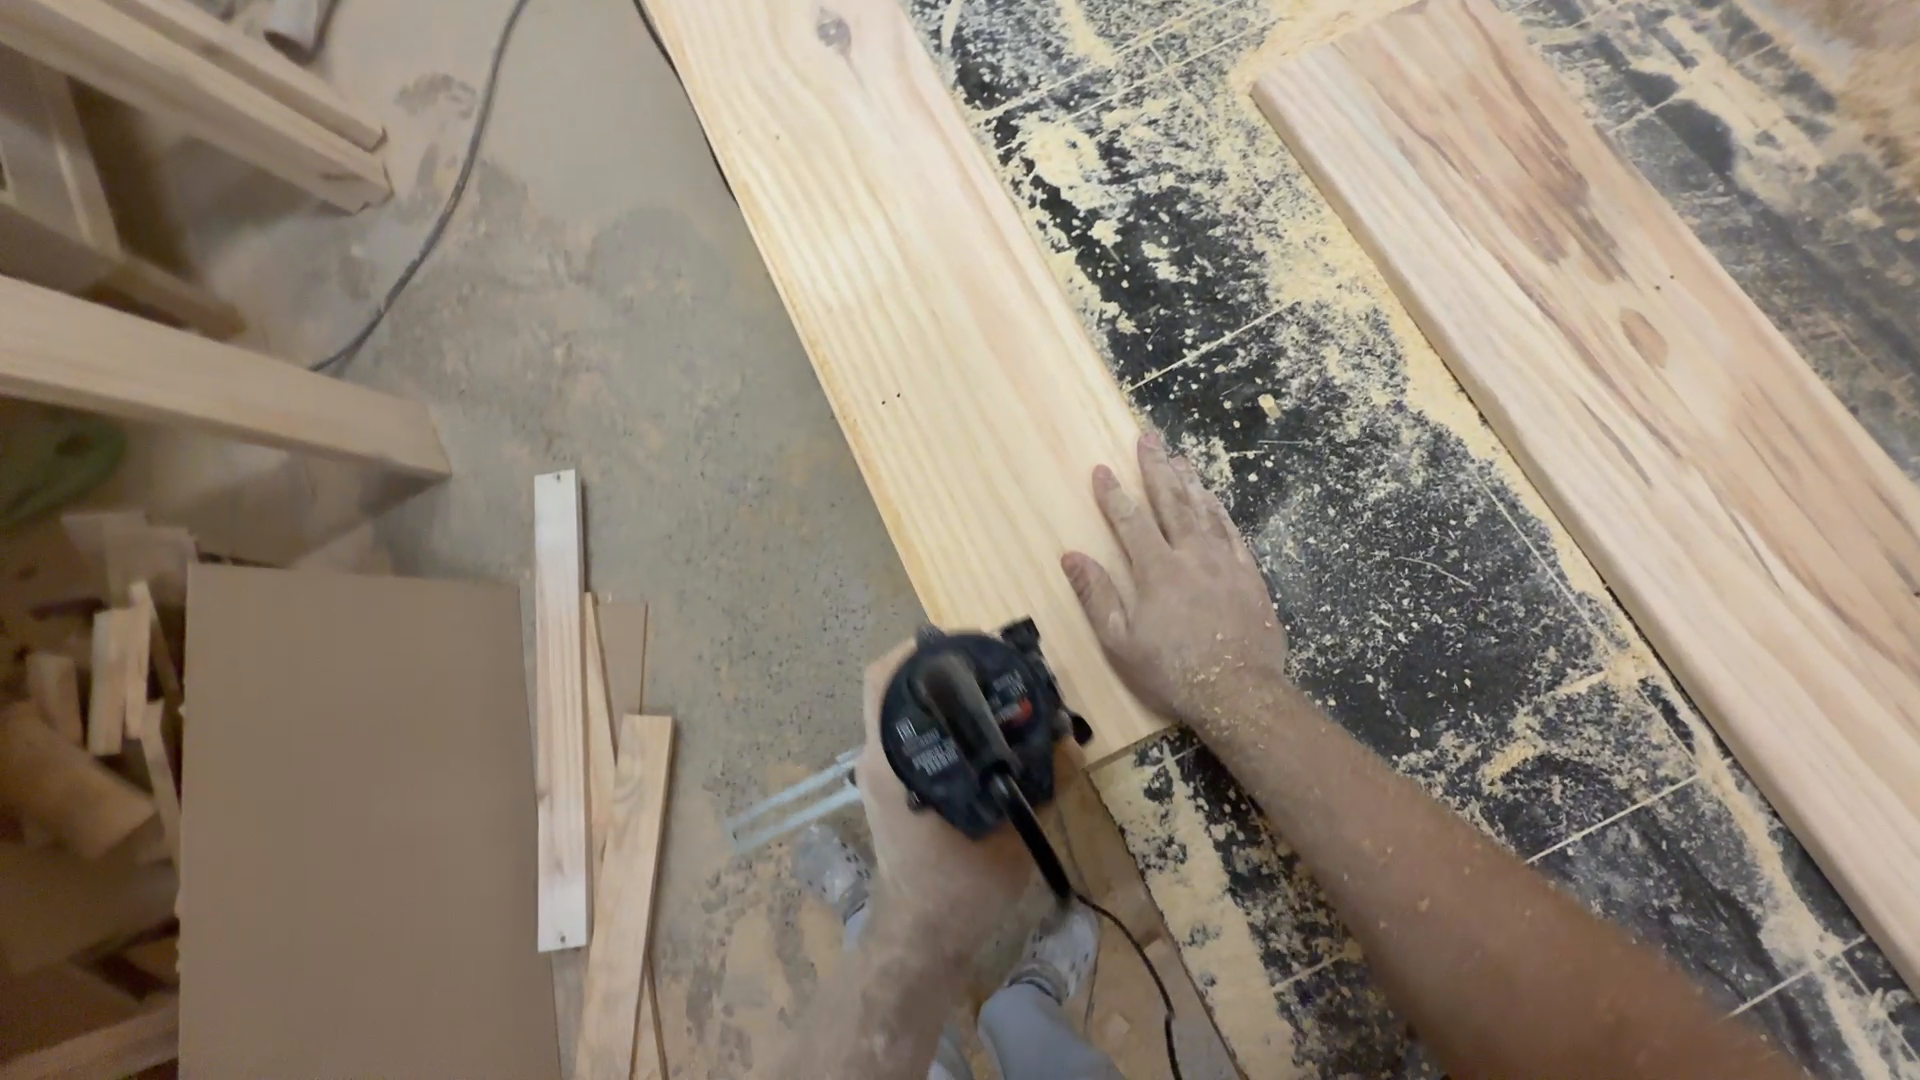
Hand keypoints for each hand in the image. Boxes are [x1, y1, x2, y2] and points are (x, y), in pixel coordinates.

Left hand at [853, 641, 1038, 954]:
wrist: (924, 936)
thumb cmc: (962, 887)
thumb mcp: (1012, 830)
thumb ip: (1041, 778)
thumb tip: (1067, 733)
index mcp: (894, 758)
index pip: (888, 676)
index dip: (924, 648)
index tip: (970, 644)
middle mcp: (877, 755)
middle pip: (892, 683)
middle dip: (936, 663)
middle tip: (986, 662)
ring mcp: (879, 771)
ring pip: (900, 707)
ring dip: (936, 689)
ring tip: (986, 687)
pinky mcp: (888, 786)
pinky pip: (907, 733)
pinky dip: (936, 718)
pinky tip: (978, 729)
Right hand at [1061, 433, 1289, 726]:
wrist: (1238, 691)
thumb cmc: (1171, 670)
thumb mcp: (1120, 641)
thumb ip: (1096, 595)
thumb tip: (1071, 557)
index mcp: (1156, 569)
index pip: (1130, 520)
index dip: (1113, 494)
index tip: (1102, 468)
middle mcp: (1192, 555)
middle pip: (1171, 501)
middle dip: (1156, 468)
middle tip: (1148, 438)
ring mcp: (1225, 562)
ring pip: (1204, 510)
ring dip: (1188, 481)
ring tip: (1178, 456)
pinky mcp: (1250, 575)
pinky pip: (1232, 532)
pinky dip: (1220, 511)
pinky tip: (1213, 500)